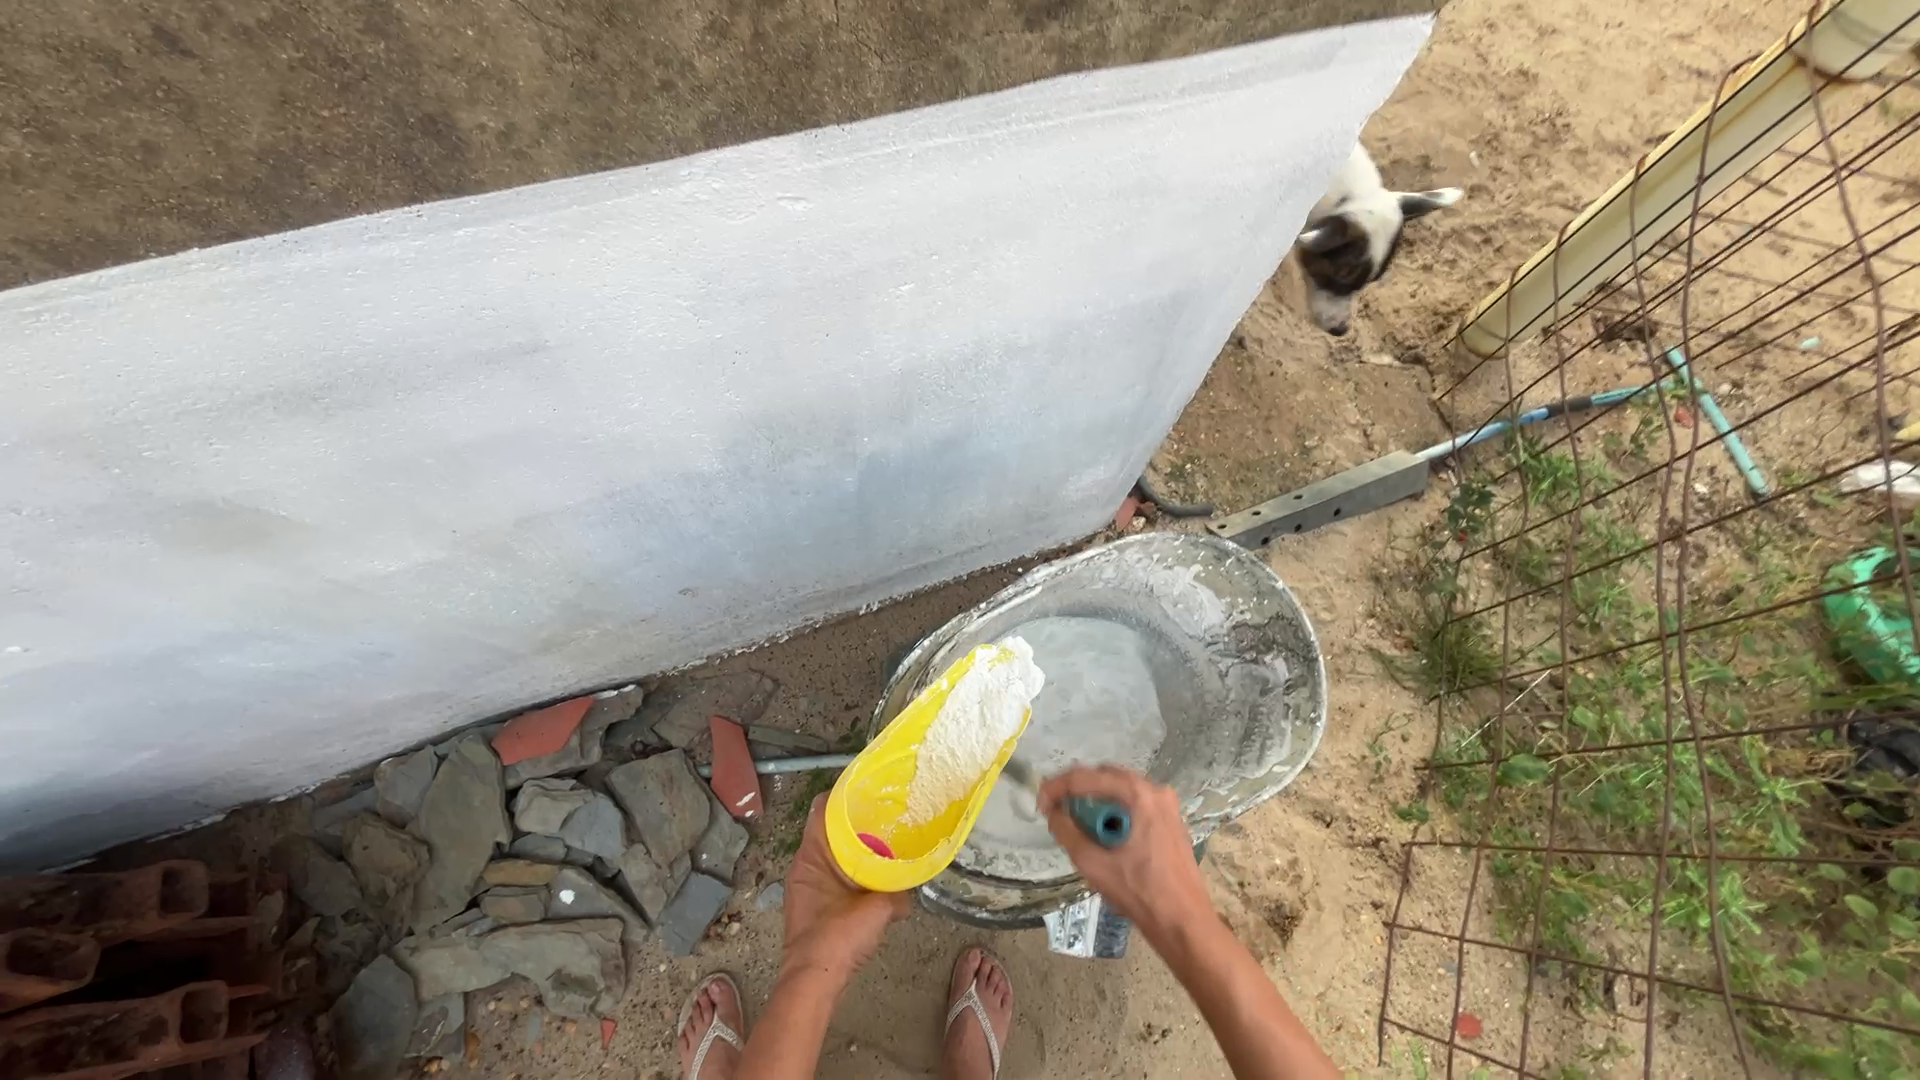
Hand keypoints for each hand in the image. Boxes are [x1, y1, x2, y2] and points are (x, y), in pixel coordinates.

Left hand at [780, 794, 912, 981]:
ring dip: (851, 847)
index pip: (822, 808)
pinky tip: (873, 874)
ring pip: (830, 853)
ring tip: (884, 840)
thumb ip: (898, 893)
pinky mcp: (812, 904)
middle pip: (828, 828)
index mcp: (812, 855)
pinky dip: (849, 869)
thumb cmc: (838, 937)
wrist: (814, 981)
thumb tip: (911, 889)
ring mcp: (806, 885)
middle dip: (854, 820)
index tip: (869, 788)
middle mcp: (804, 864)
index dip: (843, 794)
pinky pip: (831, 874)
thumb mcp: (877, 910)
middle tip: (885, 813)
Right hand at [1038, 766, 1214, 945]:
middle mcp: (1154, 789)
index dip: (1056, 788)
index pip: (1085, 777)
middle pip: (1103, 777)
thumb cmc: (1139, 892)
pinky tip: (1103, 833)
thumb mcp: (1092, 863)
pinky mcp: (1170, 819)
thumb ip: (1067, 831)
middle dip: (1076, 792)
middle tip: (1056, 813)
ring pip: (1118, 790)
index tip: (1041, 807)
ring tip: (1077, 825)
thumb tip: (1054, 812)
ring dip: (1095, 803)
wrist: (1184, 923)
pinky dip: (1113, 811)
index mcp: (1137, 794)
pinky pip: (1133, 803)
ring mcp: (1166, 803)